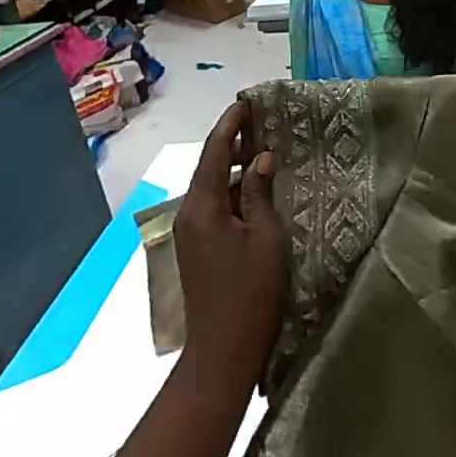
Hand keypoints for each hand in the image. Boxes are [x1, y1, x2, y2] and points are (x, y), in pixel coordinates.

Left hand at [176, 100, 286, 388]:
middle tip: (262, 125)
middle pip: (211, 167)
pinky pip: (213, 207)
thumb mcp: (265, 238)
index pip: (216, 151)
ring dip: (235, 170)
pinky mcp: (196, 247)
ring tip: (264, 154)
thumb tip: (261, 158)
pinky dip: (232, 194)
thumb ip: (260, 193)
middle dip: (233, 144)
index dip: (231, 124)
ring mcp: (190, 231)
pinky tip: (255, 194)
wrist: (222, 353)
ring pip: (213, 188)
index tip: (246, 103)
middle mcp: (189, 212)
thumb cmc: (250, 293)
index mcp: (203, 205)